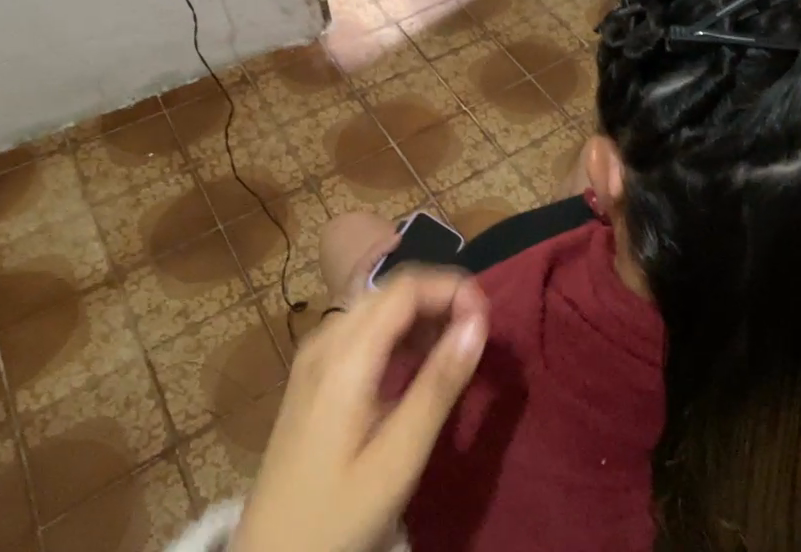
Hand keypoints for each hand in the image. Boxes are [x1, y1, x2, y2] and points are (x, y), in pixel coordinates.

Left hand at [235, 270, 488, 551]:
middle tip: (476, 333)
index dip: (452, 288)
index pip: (405, 286)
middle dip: (440, 299)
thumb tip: (478, 321)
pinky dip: (400, 334)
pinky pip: (364, 331)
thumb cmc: (338, 513)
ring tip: (455, 351)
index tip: (486, 317)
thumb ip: (439, 384)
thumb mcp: (398, 457)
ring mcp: (314, 359)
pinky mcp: (314, 376)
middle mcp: (325, 343)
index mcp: (344, 357)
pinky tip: (419, 368)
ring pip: (378, 308)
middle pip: (391, 291)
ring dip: (422, 316)